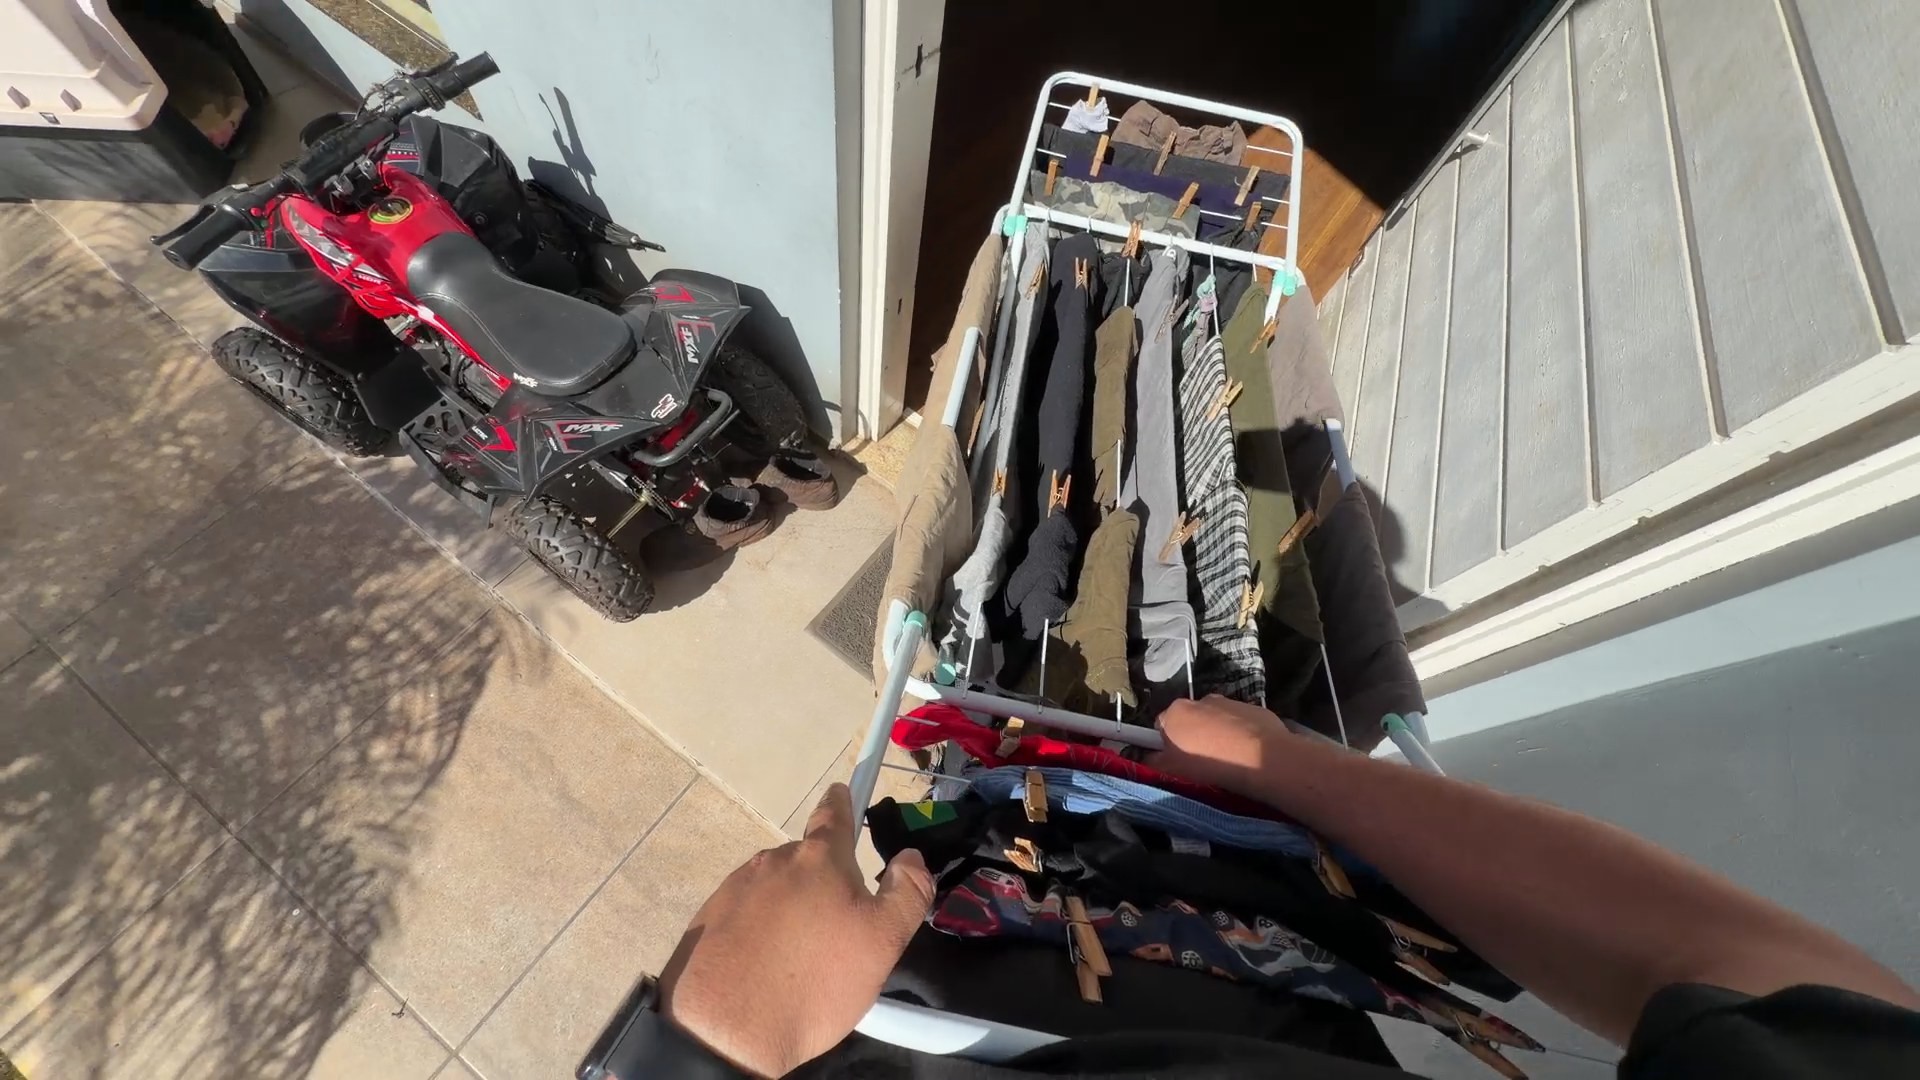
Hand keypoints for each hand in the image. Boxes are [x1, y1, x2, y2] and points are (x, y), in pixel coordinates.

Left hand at [656, 783, 933, 1076]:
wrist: (721, 1033)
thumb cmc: (813, 979)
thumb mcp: (882, 941)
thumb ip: (908, 892)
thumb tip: (912, 855)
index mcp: (819, 856)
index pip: (833, 811)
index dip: (843, 801)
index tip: (844, 793)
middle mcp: (775, 859)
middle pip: (808, 859)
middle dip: (823, 881)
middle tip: (835, 928)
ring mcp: (736, 886)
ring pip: (777, 887)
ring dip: (791, 907)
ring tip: (798, 957)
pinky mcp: (709, 918)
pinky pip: (746, 912)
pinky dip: (759, 928)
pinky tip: (765, 965)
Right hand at [1149, 694, 1296, 794]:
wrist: (1262, 758)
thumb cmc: (1209, 763)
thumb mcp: (1170, 769)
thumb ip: (1150, 761)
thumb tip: (1140, 757)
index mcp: (1175, 710)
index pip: (1161, 725)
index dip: (1166, 744)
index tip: (1176, 760)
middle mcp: (1200, 700)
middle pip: (1190, 721)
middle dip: (1193, 738)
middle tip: (1202, 764)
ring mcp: (1229, 702)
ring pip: (1216, 721)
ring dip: (1218, 736)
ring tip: (1229, 761)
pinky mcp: (1255, 709)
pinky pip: (1241, 723)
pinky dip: (1241, 735)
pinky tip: (1248, 755)